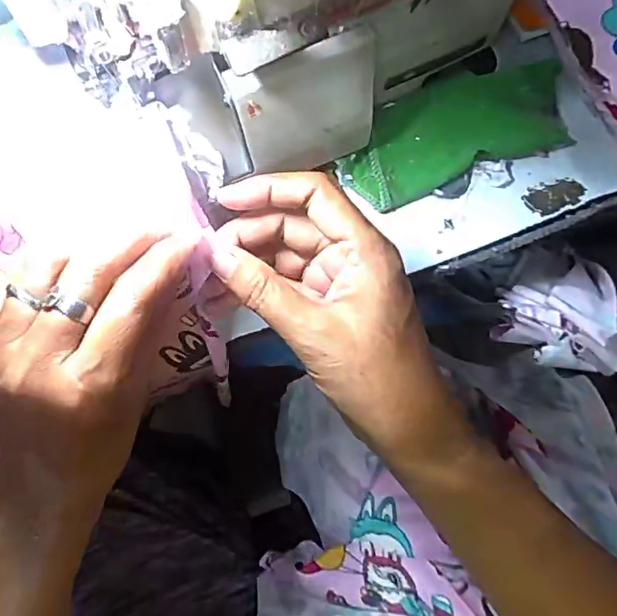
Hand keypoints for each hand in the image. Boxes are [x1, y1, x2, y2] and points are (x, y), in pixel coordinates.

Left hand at [0, 232, 196, 524]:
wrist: (36, 486)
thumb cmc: (99, 447)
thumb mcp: (136, 393)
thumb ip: (148, 325)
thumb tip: (173, 265)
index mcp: (86, 385)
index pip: (128, 302)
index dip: (160, 261)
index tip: (183, 236)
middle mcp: (35, 363)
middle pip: (84, 276)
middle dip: (126, 242)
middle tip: (151, 229)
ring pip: (41, 267)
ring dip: (81, 246)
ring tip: (106, 243)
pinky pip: (4, 282)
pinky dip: (35, 265)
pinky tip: (60, 262)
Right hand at [209, 173, 473, 468]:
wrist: (407, 426)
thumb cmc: (372, 376)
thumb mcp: (311, 330)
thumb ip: (260, 289)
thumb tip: (213, 253)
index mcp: (362, 247)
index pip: (314, 194)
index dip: (268, 188)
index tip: (225, 199)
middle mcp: (350, 253)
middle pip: (294, 222)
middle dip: (250, 231)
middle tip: (209, 251)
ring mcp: (337, 277)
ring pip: (286, 251)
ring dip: (249, 258)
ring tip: (211, 271)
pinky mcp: (326, 301)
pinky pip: (286, 279)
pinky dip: (258, 282)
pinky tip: (227, 289)